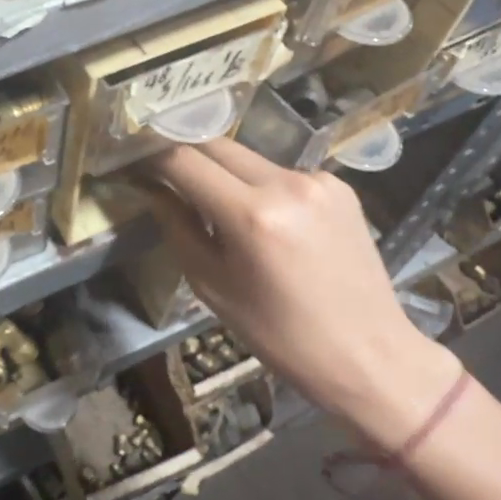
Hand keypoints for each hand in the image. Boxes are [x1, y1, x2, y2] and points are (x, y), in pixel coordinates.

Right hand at [141, 140, 459, 449]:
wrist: (369, 355)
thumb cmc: (280, 335)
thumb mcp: (213, 286)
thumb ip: (178, 227)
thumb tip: (150, 188)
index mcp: (251, 215)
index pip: (184, 160)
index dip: (151, 156)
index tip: (131, 160)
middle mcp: (287, 183)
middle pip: (216, 145)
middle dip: (184, 154)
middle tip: (161, 172)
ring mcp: (318, 179)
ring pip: (248, 158)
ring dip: (223, 172)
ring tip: (215, 205)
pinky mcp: (339, 185)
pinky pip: (281, 173)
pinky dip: (260, 187)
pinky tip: (265, 221)